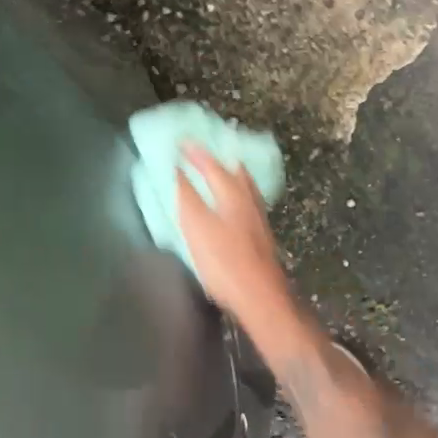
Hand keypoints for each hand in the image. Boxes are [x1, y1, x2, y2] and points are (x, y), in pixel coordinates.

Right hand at [175, 146, 290, 319]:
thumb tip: (176, 170)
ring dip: (232, 175)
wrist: (261, 295)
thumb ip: (186, 197)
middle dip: (219, 159)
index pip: (211, 165)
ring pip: (246, 186)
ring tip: (222, 171)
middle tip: (205, 152)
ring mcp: (258, 217)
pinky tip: (235, 204)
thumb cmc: (225, 262)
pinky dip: (238, 192)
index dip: (196, 153)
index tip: (181, 141)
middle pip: (236, 172)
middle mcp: (248, 200)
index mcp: (231, 194)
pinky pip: (249, 200)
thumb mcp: (196, 228)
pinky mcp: (262, 235)